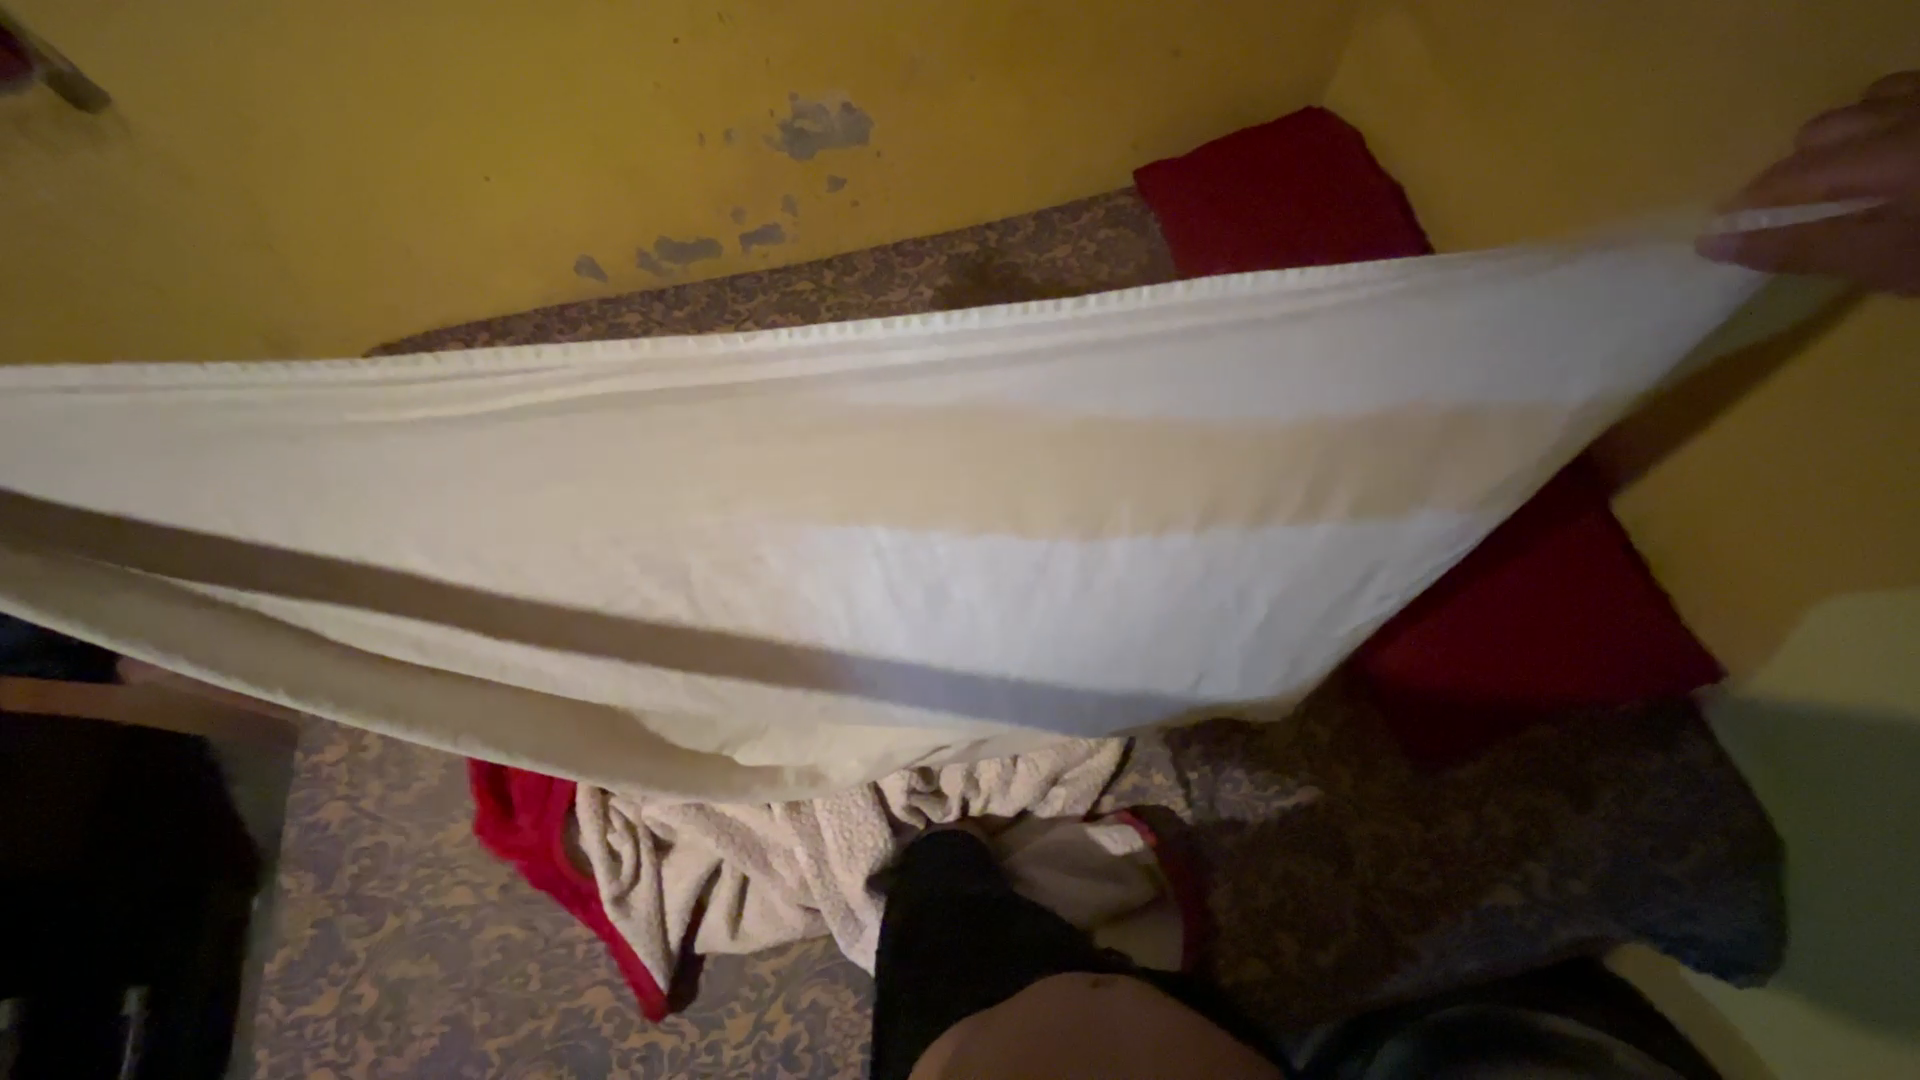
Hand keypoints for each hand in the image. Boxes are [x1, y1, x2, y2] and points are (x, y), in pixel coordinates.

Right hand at [1697, 72, 1919, 294]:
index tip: (1723, 234)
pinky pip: (1918, 90)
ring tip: (1854, 174)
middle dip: (1798, 169)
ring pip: (1874, 100)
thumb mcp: (1885, 260)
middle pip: (1824, 130)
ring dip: (1848, 136)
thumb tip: (1711, 240)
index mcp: (1883, 154)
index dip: (1746, 206)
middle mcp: (1913, 112)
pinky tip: (1907, 146)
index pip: (1785, 177)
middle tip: (1800, 211)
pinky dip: (1897, 114)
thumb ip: (1798, 247)